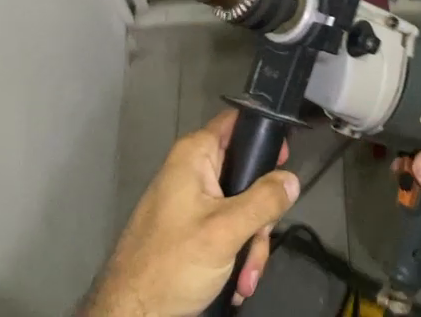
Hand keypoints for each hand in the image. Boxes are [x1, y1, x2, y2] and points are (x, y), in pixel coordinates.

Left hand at [80, 110, 299, 316]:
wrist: (129, 316)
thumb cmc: (172, 264)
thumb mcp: (225, 231)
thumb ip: (264, 201)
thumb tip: (292, 179)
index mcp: (194, 156)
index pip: (236, 122)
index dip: (264, 134)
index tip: (284, 161)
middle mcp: (192, 172)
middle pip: (246, 173)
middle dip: (260, 214)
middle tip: (259, 239)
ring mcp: (191, 202)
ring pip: (240, 207)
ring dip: (250, 244)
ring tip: (245, 278)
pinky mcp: (190, 229)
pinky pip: (226, 229)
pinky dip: (235, 254)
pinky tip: (235, 283)